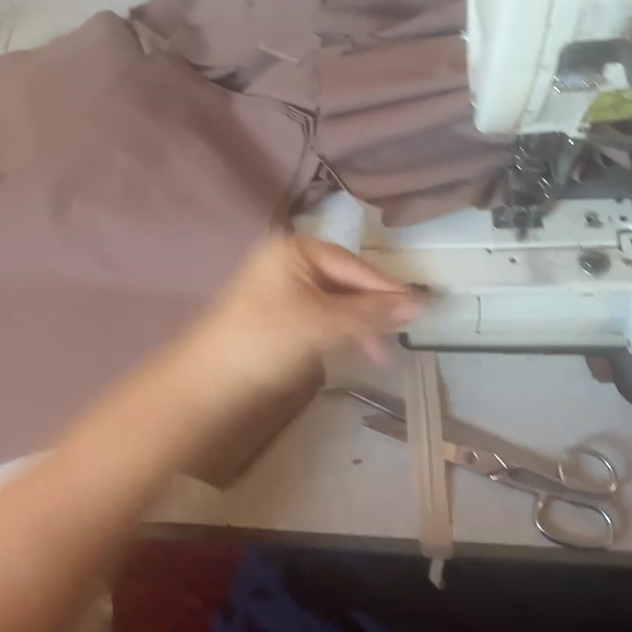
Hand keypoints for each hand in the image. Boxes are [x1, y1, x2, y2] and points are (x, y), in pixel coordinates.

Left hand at [176, 236, 423, 399]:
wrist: (208, 381)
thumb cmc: (266, 340)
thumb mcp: (323, 324)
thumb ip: (371, 313)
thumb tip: (421, 304)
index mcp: (296, 249)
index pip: (354, 265)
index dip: (387, 289)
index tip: (422, 310)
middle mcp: (289, 261)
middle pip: (346, 281)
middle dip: (373, 309)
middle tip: (401, 337)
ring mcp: (282, 288)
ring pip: (335, 301)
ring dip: (359, 324)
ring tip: (378, 355)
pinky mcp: (279, 315)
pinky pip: (321, 315)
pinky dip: (340, 331)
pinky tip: (354, 350)